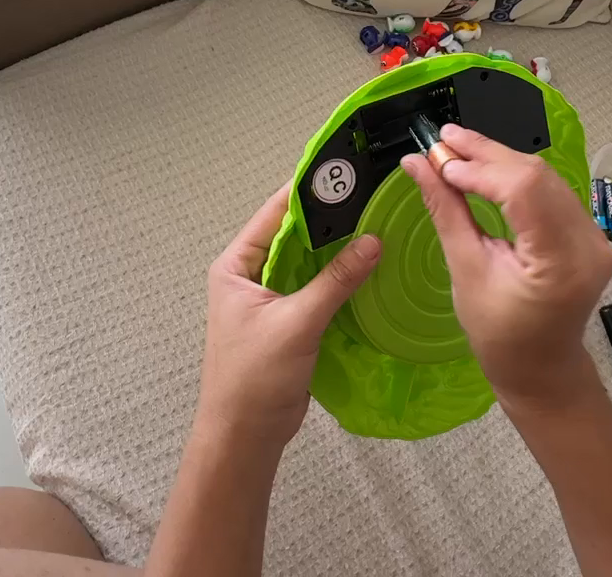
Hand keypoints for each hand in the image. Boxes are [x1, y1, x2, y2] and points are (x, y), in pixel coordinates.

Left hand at [197, 185, 380, 448]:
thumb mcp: (296, 323)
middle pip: (293, 233)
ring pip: (307, 259)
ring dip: (335, 246)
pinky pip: (316, 283)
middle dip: (328, 217)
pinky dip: (338, 274)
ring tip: (375, 221)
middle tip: (369, 194)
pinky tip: (368, 263)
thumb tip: (374, 240)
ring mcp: (270, 295)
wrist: (245, 439)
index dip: (306, 192)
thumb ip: (335, 281)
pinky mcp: (289, 317)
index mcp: (236, 265)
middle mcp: (250, 273)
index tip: (343, 172)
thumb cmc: (255, 378)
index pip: (274, 213)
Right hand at [399, 124, 611, 413]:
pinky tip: (484, 167)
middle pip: (536, 175)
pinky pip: (550, 189)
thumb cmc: (500, 336)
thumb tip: (417, 164)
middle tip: (443, 139)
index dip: (480, 167)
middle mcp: (587, 242)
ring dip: (498, 159)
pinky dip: (514, 174)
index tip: (438, 160)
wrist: (542, 369)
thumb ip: (446, 211)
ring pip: (543, 175)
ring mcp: (593, 235)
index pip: (524, 190)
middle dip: (485, 153)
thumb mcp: (466, 271)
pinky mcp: (588, 231)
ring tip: (456, 147)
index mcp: (560, 262)